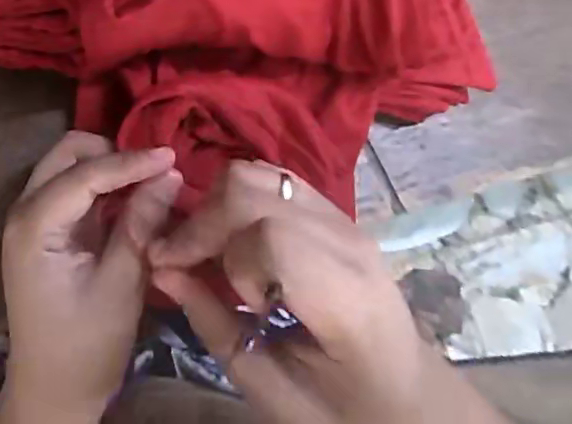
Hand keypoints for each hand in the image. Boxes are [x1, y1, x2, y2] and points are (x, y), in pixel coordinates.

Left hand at [0, 131, 182, 423]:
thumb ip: (141, 225)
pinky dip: (103, 183)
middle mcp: (24, 210)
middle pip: (69, 153)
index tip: (172, 155)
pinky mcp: (45, 227)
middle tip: (156, 169)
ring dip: (109, 165)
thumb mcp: (121, 287)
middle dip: (113, 154)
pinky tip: (134, 195)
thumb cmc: (85, 348)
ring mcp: (31, 216)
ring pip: (70, 163)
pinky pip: (74, 185)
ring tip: (150, 179)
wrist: (51, 395)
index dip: (131, 162)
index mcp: (33, 226)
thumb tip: (170, 173)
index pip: (85, 174)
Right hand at [149, 161, 505, 423]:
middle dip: (204, 219)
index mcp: (345, 298)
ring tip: (207, 245)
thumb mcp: (272, 390)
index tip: (181, 272)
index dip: (215, 247)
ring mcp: (342, 216)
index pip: (268, 234)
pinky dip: (238, 194)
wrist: (408, 397)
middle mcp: (346, 241)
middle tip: (182, 258)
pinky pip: (271, 177)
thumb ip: (215, 324)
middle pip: (253, 188)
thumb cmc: (343, 413)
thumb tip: (162, 269)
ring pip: (257, 172)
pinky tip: (233, 233)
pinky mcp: (333, 208)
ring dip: (217, 201)